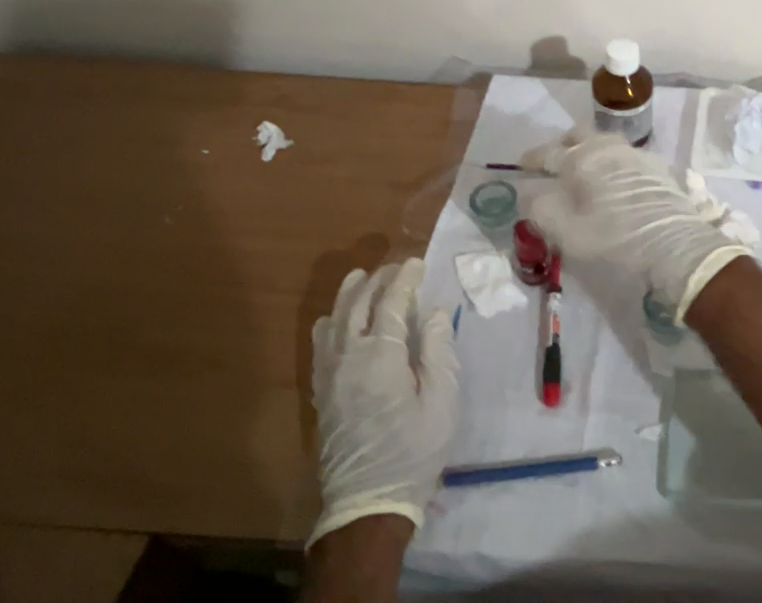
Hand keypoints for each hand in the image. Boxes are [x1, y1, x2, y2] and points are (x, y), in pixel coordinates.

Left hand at [308, 258, 458, 548]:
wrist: (369, 499)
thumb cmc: (415, 449)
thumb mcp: (441, 400)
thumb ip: (438, 351)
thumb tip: (434, 312)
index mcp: (382, 356)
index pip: (391, 304)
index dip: (404, 280)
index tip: (416, 263)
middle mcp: (349, 357)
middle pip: (359, 305)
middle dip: (377, 281)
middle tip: (395, 268)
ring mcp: (330, 374)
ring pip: (334, 321)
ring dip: (349, 296)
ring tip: (360, 278)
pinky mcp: (322, 392)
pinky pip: (320, 345)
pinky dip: (330, 323)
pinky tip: (335, 319)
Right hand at [523, 128, 752, 319]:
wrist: (674, 247)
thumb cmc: (613, 238)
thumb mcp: (565, 230)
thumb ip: (540, 205)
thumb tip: (528, 189)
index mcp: (582, 158)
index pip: (548, 152)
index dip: (532, 159)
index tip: (522, 166)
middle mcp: (609, 148)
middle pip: (580, 136)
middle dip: (563, 145)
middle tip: (554, 162)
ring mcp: (637, 156)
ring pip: (606, 143)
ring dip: (590, 152)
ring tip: (583, 172)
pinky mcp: (658, 170)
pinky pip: (626, 158)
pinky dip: (612, 164)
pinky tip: (613, 183)